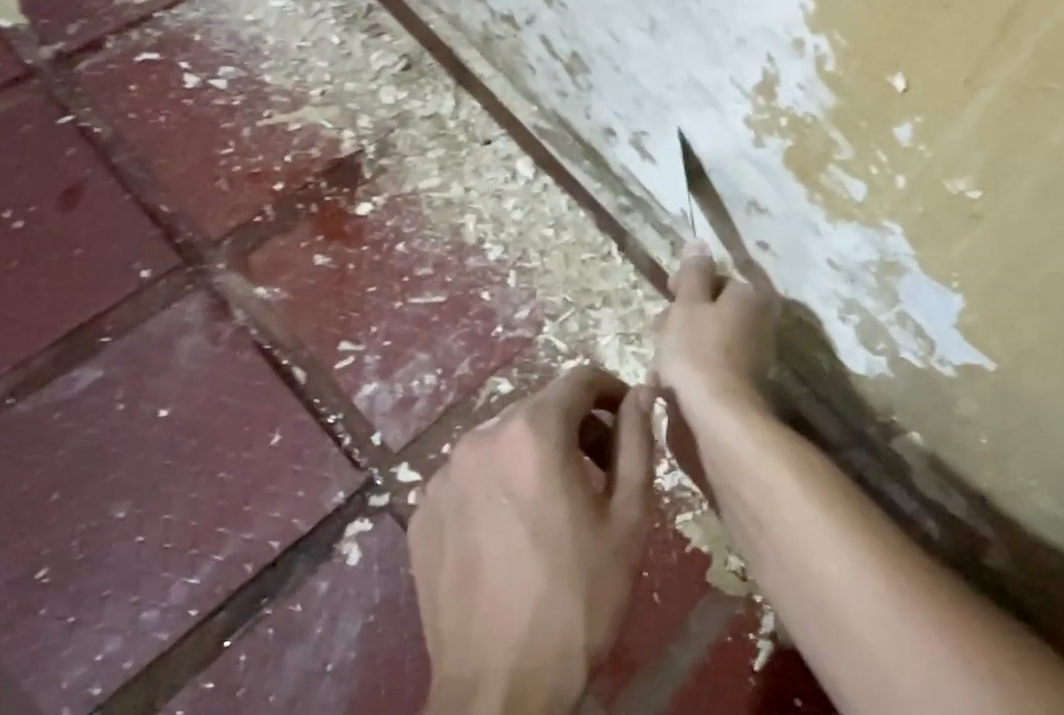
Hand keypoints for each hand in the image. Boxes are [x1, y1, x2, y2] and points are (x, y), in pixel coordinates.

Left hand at [408, 366, 654, 714]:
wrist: (500, 686)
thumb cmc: (580, 597)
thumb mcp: (629, 516)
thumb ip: (636, 441)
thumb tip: (641, 392)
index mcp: (533, 432)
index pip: (579, 379)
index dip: (611, 392)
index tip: (627, 421)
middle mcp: (479, 439)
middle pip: (539, 409)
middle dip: (577, 428)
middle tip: (602, 474)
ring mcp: (442, 477)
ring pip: (502, 442)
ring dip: (536, 456)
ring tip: (557, 508)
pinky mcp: (422, 514)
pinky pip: (471, 477)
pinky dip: (500, 485)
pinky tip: (514, 534)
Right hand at [653, 241, 779, 415]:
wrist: (718, 416)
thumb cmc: (697, 351)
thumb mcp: (688, 305)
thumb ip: (693, 273)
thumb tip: (700, 243)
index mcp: (750, 296)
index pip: (717, 280)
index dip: (687, 285)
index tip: (664, 295)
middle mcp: (760, 321)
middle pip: (714, 310)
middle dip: (683, 318)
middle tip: (658, 331)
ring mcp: (755, 353)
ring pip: (710, 338)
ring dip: (683, 345)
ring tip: (658, 363)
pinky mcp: (744, 382)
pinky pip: (713, 364)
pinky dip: (693, 368)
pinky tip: (670, 383)